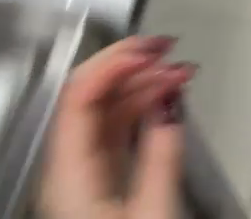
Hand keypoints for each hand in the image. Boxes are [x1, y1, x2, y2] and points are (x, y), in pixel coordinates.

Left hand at [38, 36, 191, 218]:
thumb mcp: (154, 214)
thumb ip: (161, 153)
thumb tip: (168, 99)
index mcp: (69, 174)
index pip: (79, 95)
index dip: (114, 61)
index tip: (154, 48)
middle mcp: (69, 168)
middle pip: (91, 97)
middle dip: (132, 65)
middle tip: (172, 51)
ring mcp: (83, 176)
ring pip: (106, 111)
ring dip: (143, 83)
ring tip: (182, 71)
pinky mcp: (99, 184)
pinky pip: (116, 130)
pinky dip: (143, 107)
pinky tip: (169, 98)